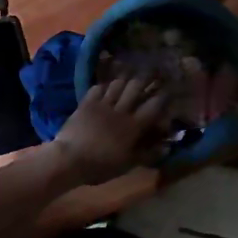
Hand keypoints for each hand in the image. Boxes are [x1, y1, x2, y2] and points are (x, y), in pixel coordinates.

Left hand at [53, 77, 168, 184]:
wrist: (69, 158)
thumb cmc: (101, 165)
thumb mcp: (127, 164)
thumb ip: (147, 154)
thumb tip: (166, 147)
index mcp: (133, 126)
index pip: (153, 106)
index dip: (163, 96)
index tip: (168, 90)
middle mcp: (120, 110)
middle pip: (135, 87)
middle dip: (145, 78)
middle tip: (152, 72)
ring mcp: (102, 104)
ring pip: (117, 84)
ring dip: (125, 79)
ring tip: (130, 74)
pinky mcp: (86, 103)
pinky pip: (97, 88)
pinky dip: (104, 85)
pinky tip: (106, 85)